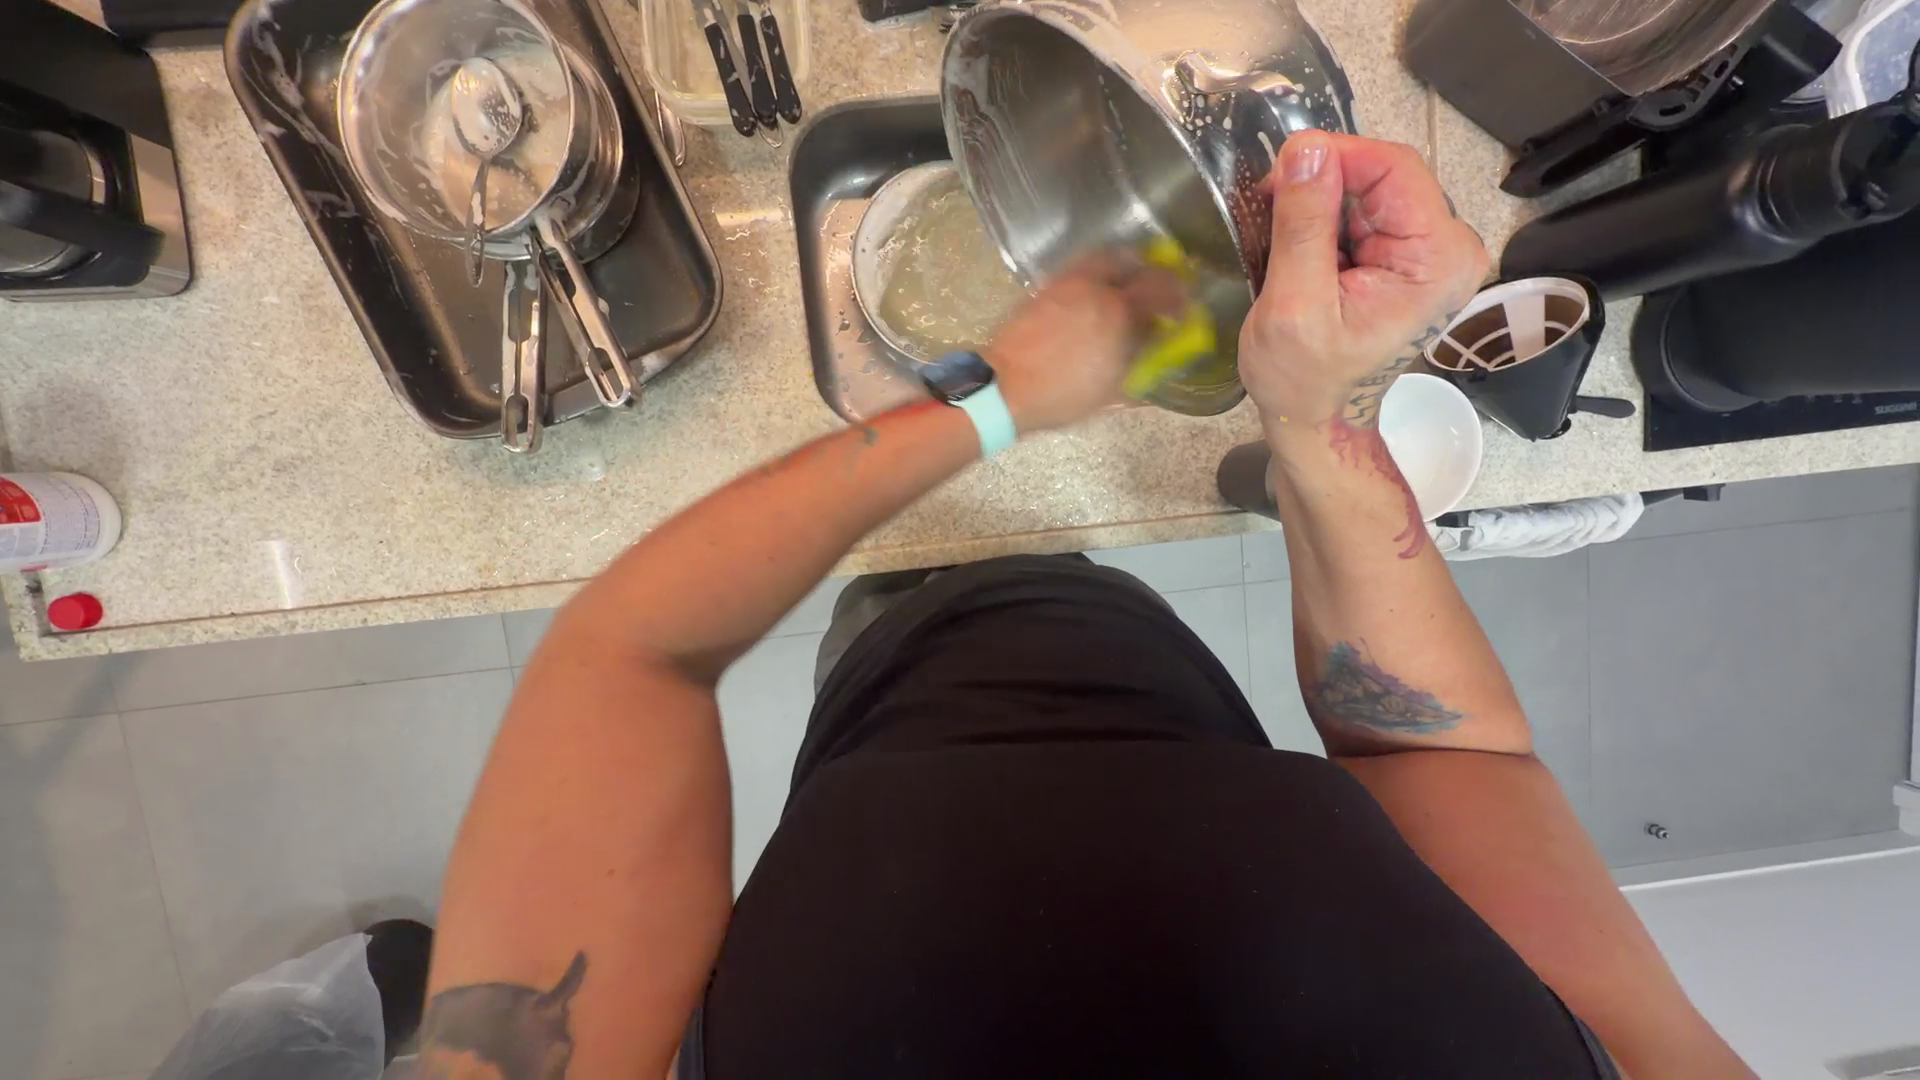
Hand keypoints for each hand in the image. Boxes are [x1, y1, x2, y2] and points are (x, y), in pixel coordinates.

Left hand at [986, 252, 1185, 432]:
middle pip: (1134, 264)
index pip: (1161, 290)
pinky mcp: (1045, 288)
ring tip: (1127, 285)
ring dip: (1123, 268)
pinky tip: (1093, 294)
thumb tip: (1155, 355)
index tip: (1182, 307)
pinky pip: (1078, 270)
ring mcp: (1067, 284)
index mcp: (1118, 313)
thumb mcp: (1108, 391)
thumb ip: (1138, 367)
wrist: (1004, 388)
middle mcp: (1095, 289)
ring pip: (1104, 259)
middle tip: (1157, 289)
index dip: (1178, 296)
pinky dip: (1094, 275)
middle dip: (1152, 274)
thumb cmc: (1058, 397)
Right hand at [1238, 131, 1487, 441]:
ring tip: (1278, 245)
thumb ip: (1303, 225)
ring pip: (1366, 195)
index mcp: (1436, 258)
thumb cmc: (1303, 379)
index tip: (1276, 174)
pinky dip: (1321, 227)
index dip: (1334, 157)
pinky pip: (1361, 219)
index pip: (1394, 167)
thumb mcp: (1294, 305)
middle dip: (1321, 188)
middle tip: (1267, 215)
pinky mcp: (1403, 261)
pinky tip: (1297, 256)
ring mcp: (1426, 254)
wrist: (1316, 420)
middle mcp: (1446, 247)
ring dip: (1316, 209)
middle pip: (1382, 178)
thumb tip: (1304, 148)